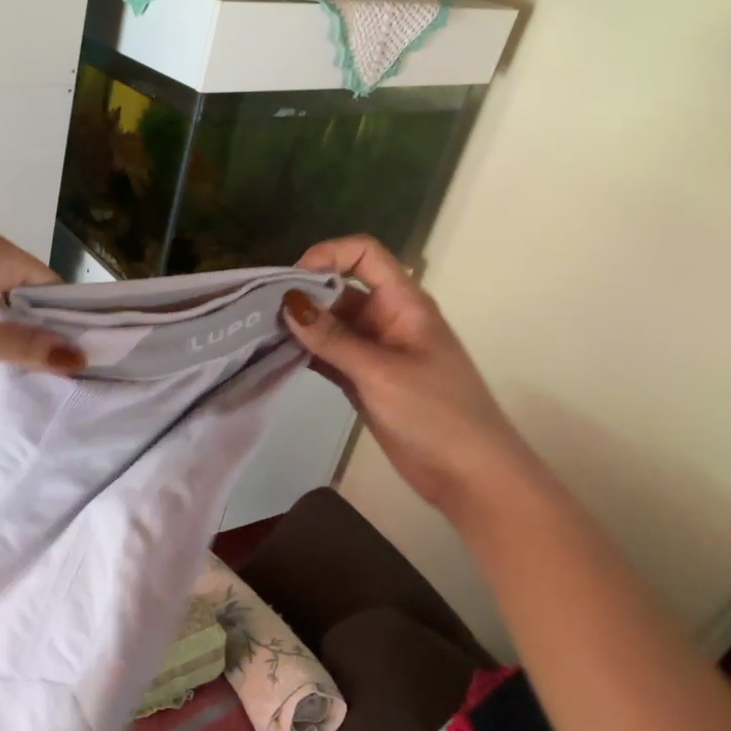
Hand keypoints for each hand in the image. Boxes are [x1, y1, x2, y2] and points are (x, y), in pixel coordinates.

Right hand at [281, 236, 527, 509]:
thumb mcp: (380, 372)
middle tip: (260, 310)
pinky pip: (328, 353)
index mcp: (404, 304)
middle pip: (340, 287)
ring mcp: (375, 350)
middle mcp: (387, 319)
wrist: (471, 476)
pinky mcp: (363, 379)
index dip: (328, 254)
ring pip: (330, 322)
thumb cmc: (437, 415)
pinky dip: (304, 352)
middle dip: (302, 293)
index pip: (365, 254)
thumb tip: (288, 302)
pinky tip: (275, 356)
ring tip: (259, 332)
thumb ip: (332, 338)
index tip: (292, 279)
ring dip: (299, 325)